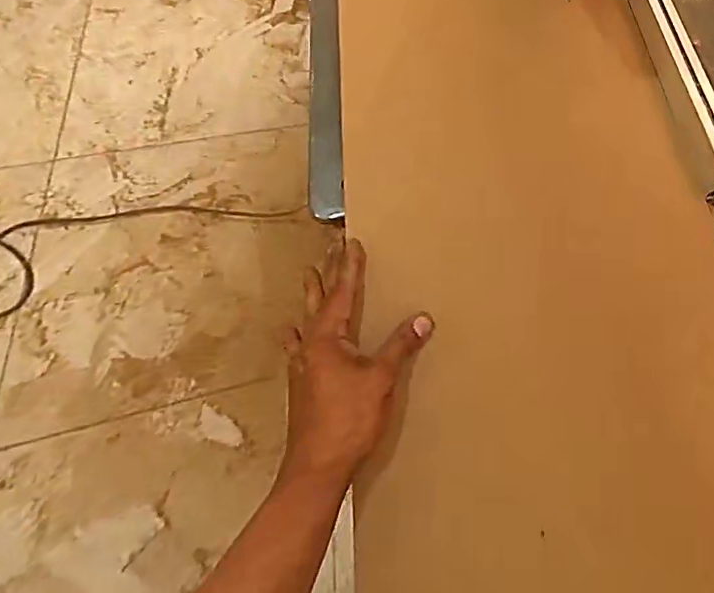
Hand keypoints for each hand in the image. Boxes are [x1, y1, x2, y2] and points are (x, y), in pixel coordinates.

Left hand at [278, 236, 431, 490]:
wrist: (316, 470)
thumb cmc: (349, 420)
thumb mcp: (381, 379)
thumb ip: (399, 346)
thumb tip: (423, 318)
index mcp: (327, 340)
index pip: (342, 294)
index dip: (349, 268)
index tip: (351, 242)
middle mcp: (310, 348)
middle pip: (319, 302)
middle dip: (326, 275)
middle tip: (328, 249)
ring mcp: (303, 367)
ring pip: (307, 321)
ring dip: (311, 298)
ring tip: (308, 278)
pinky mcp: (303, 385)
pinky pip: (300, 345)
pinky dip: (298, 332)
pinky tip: (291, 334)